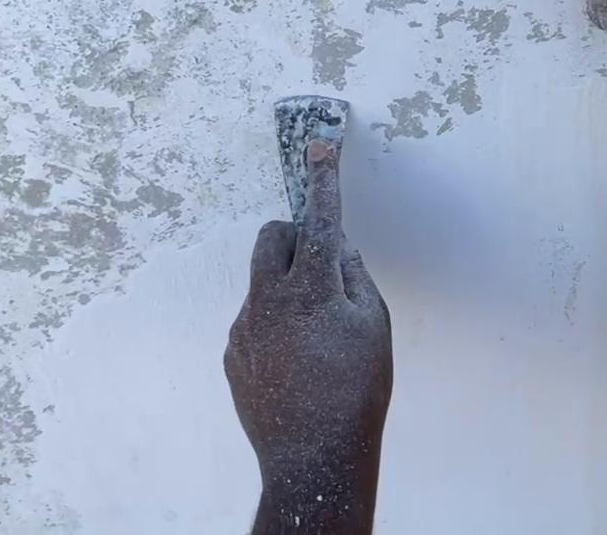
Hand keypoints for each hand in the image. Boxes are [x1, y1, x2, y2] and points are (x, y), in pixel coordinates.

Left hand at [225, 139, 391, 533]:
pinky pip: (255, 314)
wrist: (313, 462)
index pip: (319, 218)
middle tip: (321, 266)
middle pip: (272, 236)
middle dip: (296, 236)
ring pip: (264, 278)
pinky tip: (297, 357)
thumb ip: (352, 274)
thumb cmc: (357, 391)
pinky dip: (275, 318)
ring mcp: (245, 326)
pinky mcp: (233, 351)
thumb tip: (335, 246)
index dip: (323, 178)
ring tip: (314, 332)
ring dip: (288, 283)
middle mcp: (268, 299)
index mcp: (310, 288)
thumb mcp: (373, 323)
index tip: (319, 144)